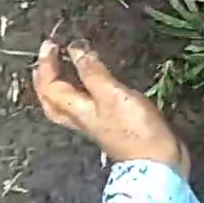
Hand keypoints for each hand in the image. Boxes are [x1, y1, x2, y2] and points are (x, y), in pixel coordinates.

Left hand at [33, 39, 189, 178]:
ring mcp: (95, 122)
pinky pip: (85, 104)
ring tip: (63, 67)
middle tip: (49, 55)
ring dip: (60, 85)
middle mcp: (80, 117)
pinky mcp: (112, 124)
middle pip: (51, 99)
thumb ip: (92, 71)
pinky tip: (93, 83)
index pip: (50, 86)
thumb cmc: (133, 127)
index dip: (48, 63)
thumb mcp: (111, 93)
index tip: (52, 42)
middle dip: (45, 77)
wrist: (157, 161)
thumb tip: (74, 48)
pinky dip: (81, 90)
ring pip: (66, 103)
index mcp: (76, 110)